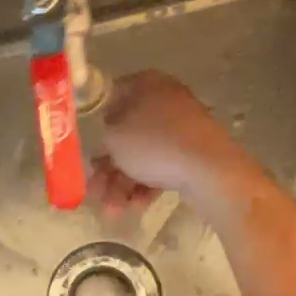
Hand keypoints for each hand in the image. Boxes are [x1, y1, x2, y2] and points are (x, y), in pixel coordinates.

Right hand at [91, 70, 258, 212]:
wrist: (208, 168)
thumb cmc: (154, 143)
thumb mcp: (114, 136)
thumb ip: (103, 133)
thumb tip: (108, 133)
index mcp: (146, 84)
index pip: (112, 97)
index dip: (96, 123)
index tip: (87, 147)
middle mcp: (164, 101)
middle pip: (126, 135)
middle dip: (108, 168)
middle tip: (95, 192)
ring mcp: (180, 129)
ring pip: (141, 156)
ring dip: (121, 185)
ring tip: (112, 211)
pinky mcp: (191, 154)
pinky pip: (160, 168)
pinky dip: (145, 186)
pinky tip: (134, 207)